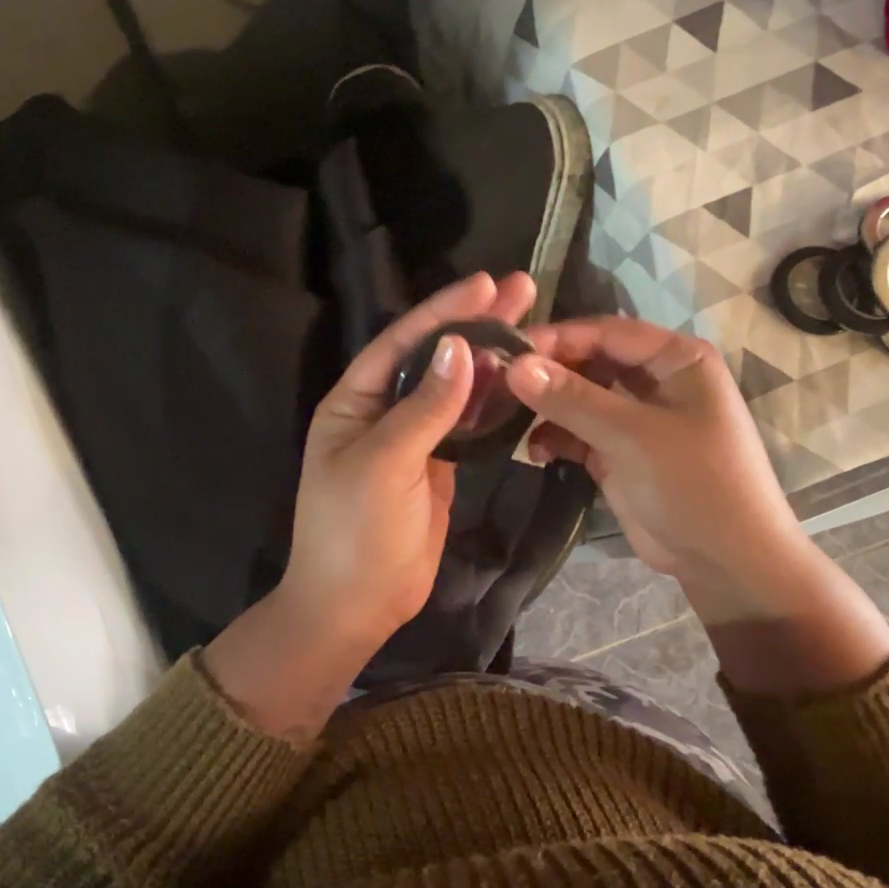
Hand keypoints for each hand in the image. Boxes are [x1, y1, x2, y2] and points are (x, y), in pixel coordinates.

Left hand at [283, 269, 539, 633]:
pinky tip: (523, 380)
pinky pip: (468, 427)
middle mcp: (382, 411)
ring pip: (455, 391)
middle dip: (474, 325)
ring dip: (490, 362)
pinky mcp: (437, 467)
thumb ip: (424, 408)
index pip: (401, 343)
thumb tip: (461, 349)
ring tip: (534, 327)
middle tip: (523, 290)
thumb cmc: (354, 531)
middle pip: (432, 359)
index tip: (485, 283)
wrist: (357, 604)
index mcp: (354, 402)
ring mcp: (412, 439)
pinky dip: (494, 406)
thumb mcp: (383, 464)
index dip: (443, 312)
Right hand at [502, 317, 805, 621]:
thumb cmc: (694, 483)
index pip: (607, 332)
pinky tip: (536, 453)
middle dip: (547, 374)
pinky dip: (555, 439)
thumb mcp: (633, 436)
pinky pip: (577, 433)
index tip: (507, 352)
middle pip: (589, 362)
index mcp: (676, 359)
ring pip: (579, 398)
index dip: (558, 339)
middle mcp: (656, 380)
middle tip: (498, 385)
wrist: (726, 561)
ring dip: (546, 408)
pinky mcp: (618, 453)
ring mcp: (636, 418)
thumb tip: (514, 366)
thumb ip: (573, 399)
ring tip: (508, 419)